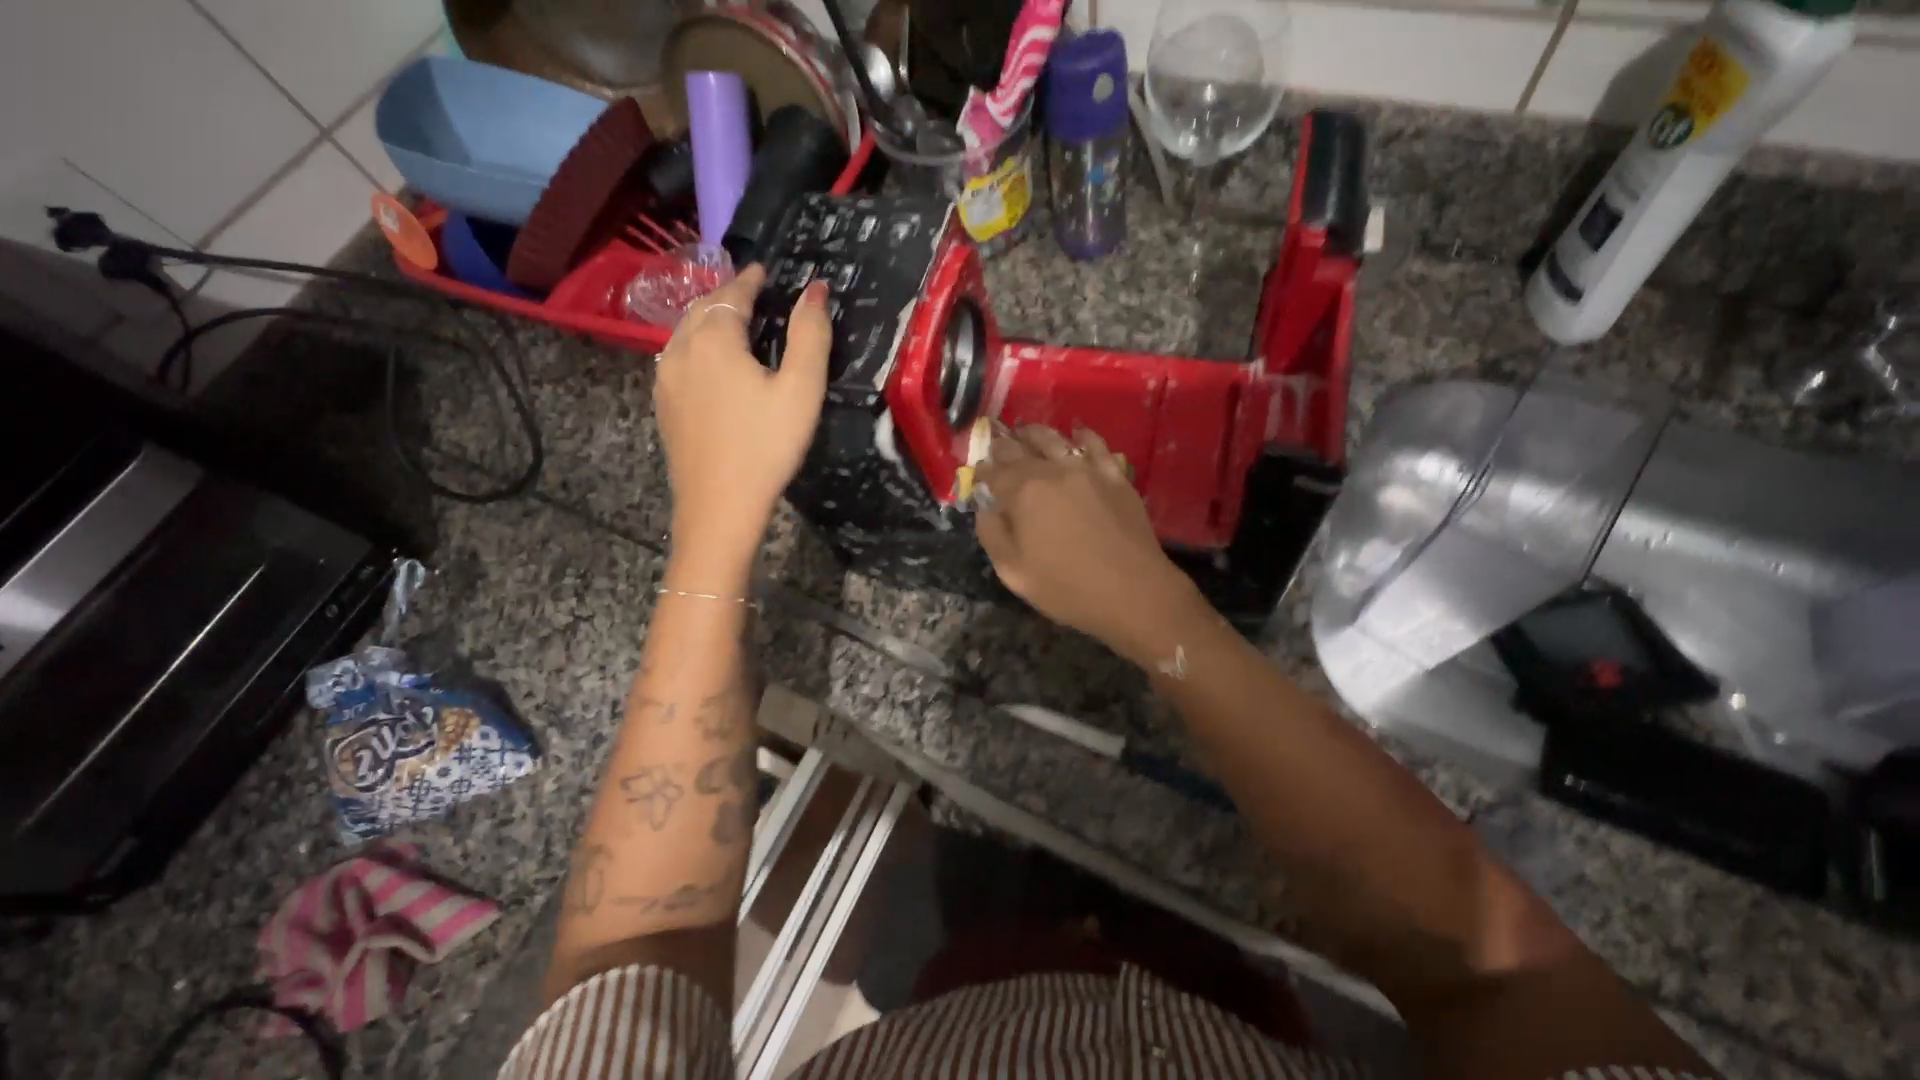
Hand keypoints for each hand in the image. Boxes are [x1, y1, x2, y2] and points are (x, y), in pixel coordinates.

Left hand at [654, 266, 830, 575]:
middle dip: (727, 296)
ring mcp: (665, 379)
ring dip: (708, 319)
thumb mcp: (801, 389)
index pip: (732, 294)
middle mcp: (681, 349)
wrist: (719, 506)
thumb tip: (815, 290)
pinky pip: (678, 358)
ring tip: (733, 322)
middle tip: (751, 293)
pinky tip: (711, 362)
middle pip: (702, 308)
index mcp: (714, 338)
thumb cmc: (766, 445)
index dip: (751, 280)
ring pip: (685, 333)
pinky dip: (696, 346)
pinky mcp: (663, 405)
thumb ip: (810, 334)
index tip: (764, 271)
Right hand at [973, 425, 1204, 660]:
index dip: (982, 471)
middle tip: (997, 445)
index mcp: (1023, 493)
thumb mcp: (1013, 572)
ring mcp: (1087, 470)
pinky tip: (1077, 433)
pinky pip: (1096, 446)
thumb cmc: (1066, 588)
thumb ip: (993, 535)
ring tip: (1026, 432)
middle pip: (1021, 449)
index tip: (977, 473)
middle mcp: (1052, 471)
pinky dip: (1083, 436)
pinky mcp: (1115, 476)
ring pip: (1055, 440)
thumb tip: (986, 508)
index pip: (994, 472)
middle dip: (1004, 447)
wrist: (1132, 592)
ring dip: (1036, 434)